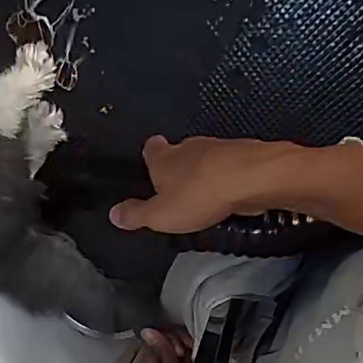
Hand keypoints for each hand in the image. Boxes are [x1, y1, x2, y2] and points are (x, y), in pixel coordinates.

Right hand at [110, 135, 311, 233]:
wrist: (249, 178)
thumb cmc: (199, 195)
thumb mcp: (160, 215)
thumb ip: (137, 215)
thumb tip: (113, 214)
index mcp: (164, 158)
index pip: (151, 150)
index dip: (151, 156)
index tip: (151, 160)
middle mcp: (189, 147)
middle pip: (179, 153)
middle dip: (179, 167)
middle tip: (178, 186)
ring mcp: (218, 149)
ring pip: (206, 159)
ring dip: (205, 173)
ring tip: (204, 193)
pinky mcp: (243, 157)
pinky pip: (229, 167)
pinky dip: (227, 178)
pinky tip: (229, 193)